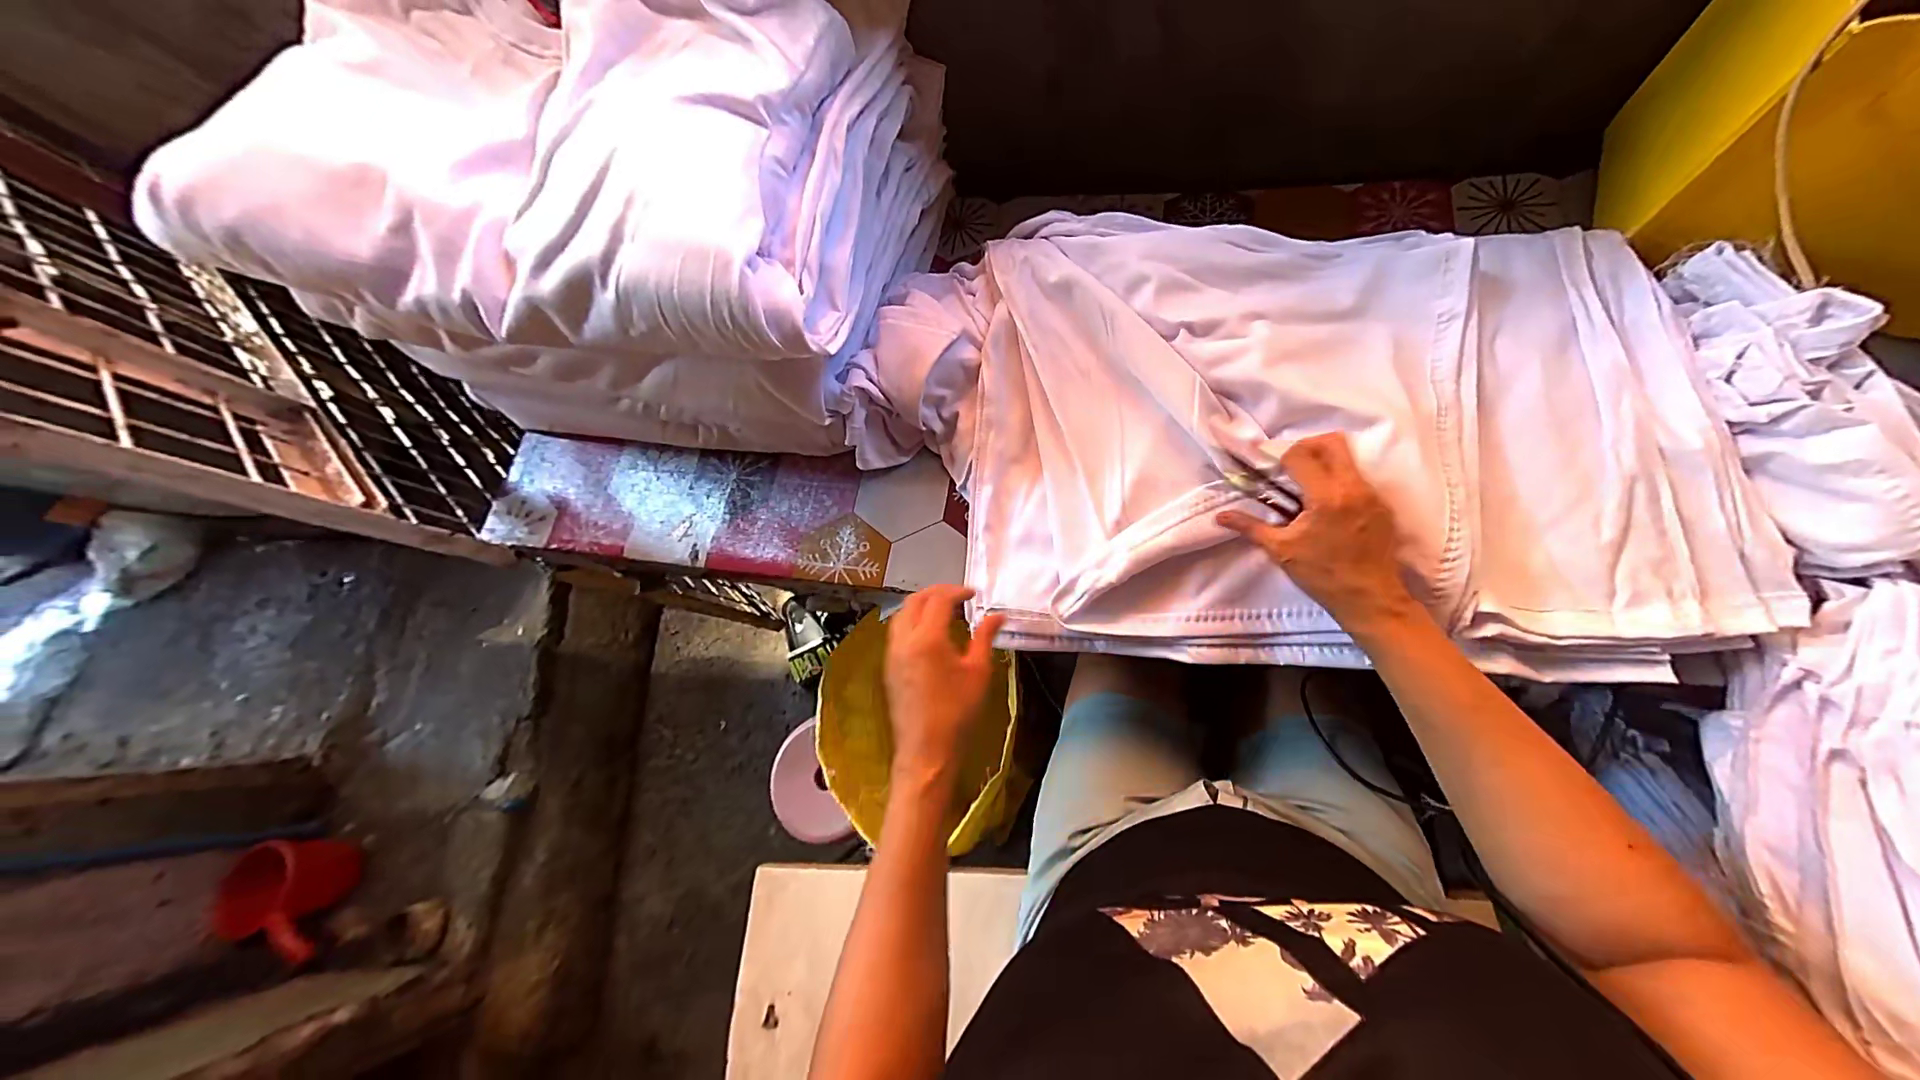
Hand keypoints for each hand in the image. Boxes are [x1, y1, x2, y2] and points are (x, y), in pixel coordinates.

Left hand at [883, 585, 1006, 786]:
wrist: (926, 749)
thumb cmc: (957, 712)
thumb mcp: (978, 672)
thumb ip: (985, 637)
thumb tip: (997, 616)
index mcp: (927, 638)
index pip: (938, 599)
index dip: (957, 591)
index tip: (973, 594)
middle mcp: (904, 640)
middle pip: (915, 601)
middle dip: (936, 593)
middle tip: (958, 597)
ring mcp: (892, 653)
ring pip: (902, 615)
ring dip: (922, 606)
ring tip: (945, 612)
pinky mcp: (889, 667)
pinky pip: (897, 632)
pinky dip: (913, 622)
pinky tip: (931, 635)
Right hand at [1216, 432, 1423, 632]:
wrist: (1370, 598)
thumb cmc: (1322, 575)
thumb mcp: (1281, 550)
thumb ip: (1251, 527)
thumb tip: (1221, 516)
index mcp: (1326, 497)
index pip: (1302, 455)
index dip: (1282, 459)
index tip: (1273, 474)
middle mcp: (1354, 488)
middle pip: (1332, 442)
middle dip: (1308, 447)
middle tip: (1291, 466)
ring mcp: (1373, 494)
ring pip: (1349, 457)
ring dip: (1325, 462)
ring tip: (1308, 486)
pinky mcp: (1382, 505)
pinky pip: (1359, 477)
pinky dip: (1339, 480)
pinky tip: (1327, 504)